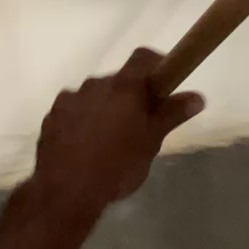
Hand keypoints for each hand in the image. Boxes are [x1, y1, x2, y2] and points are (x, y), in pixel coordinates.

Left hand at [26, 48, 203, 221]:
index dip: (157, 64)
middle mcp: (95, 84)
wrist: (66, 191)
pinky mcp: (52, 115)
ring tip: (111, 140)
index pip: (143, 57)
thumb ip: (172, 114)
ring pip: (95, 94)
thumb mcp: (151, 142)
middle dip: (131, 95)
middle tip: (141, 123)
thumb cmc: (117, 166)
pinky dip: (84, 119)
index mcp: (123, 87)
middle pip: (119, 79)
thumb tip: (196, 97)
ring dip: (106, 107)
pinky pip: (75, 109)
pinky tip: (86, 145)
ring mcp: (70, 98)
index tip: (165, 83)